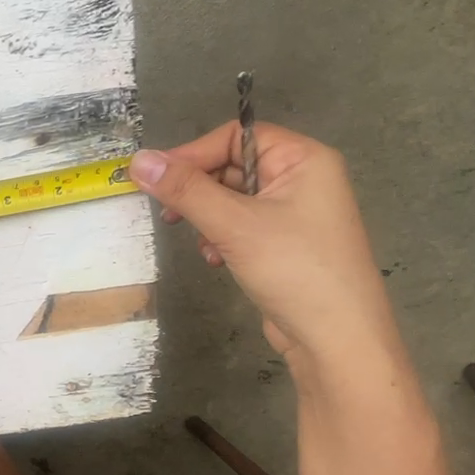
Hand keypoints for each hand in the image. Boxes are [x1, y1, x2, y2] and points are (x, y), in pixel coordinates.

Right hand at [131, 121, 394, 360]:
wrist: (335, 338)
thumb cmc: (293, 269)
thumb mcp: (233, 224)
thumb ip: (185, 189)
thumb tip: (138, 160)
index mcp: (302, 159)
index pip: (235, 136)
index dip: (193, 154)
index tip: (156, 180)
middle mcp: (301, 178)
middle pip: (231, 165)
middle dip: (198, 190)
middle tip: (170, 215)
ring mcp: (294, 212)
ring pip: (231, 198)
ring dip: (206, 217)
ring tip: (202, 243)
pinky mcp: (283, 243)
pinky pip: (239, 224)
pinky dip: (220, 237)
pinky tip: (216, 259)